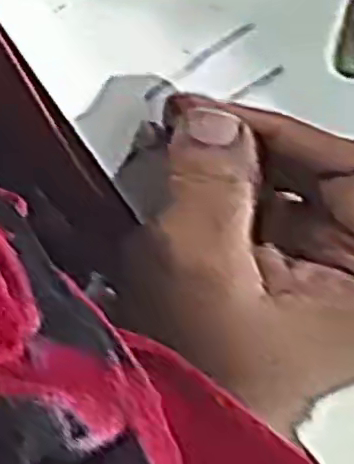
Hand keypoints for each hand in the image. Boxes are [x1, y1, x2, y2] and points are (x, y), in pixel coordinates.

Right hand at [120, 97, 353, 438]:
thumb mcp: (194, 258)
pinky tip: (175, 176)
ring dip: (225, 160)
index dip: (281, 133)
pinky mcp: (283, 262)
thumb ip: (205, 186)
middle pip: (324, 176)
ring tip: (171, 148)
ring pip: (286, 184)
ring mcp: (329, 268)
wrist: (178, 387)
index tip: (208, 113)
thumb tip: (208, 122)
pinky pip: (256, 203)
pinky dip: (212, 181)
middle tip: (183, 124)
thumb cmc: (202, 348)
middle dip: (248, 144)